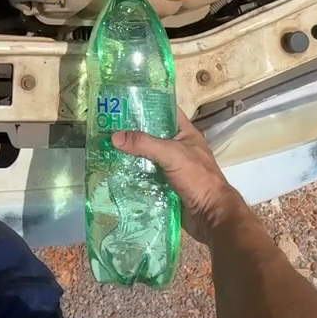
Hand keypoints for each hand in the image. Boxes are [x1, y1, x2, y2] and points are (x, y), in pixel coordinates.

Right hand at [111, 109, 251, 247]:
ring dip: (130, 153)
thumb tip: (114, 137)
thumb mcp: (171, 154)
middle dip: (132, 130)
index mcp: (185, 133)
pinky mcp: (165, 185)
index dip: (148, 103)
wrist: (210, 217)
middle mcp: (178, 147)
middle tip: (108, 125)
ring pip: (147, 155)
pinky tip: (115, 169)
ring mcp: (172, 167)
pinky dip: (133, 172)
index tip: (124, 101)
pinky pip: (145, 174)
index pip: (166, 110)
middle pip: (152, 134)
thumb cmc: (197, 178)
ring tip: (105, 145)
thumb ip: (144, 143)